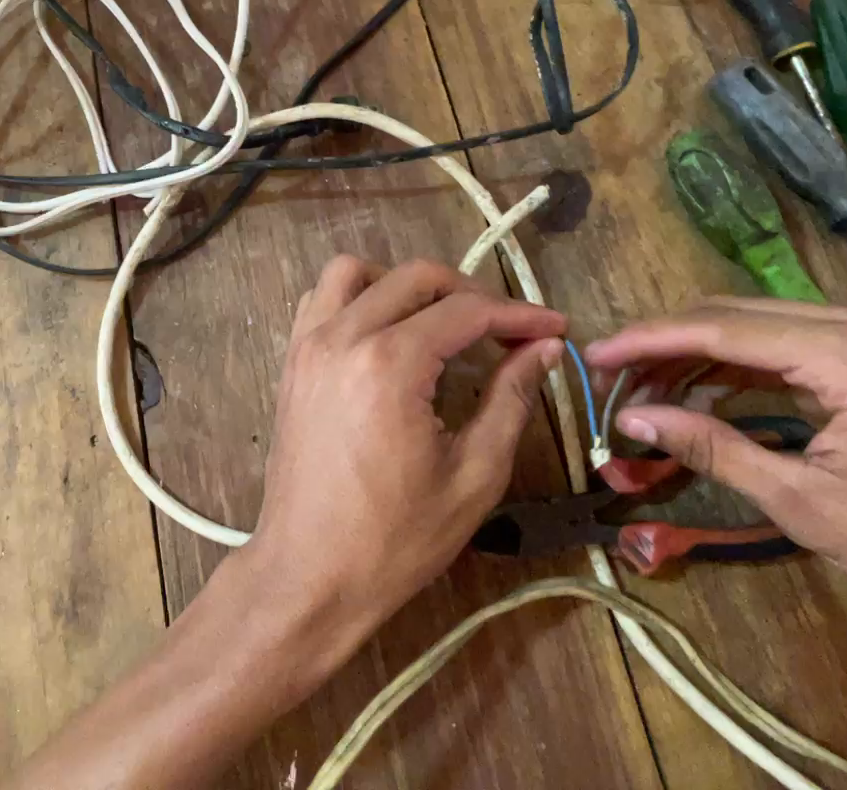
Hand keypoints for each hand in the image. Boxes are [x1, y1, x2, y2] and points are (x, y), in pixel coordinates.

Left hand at [243, 256, 564, 651]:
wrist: (308, 574)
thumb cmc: (395, 540)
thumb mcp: (473, 476)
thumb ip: (511, 400)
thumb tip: (542, 349)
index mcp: (390, 364)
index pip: (466, 311)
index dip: (519, 314)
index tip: (555, 329)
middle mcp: (342, 337)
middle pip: (415, 277)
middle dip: (471, 293)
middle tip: (507, 331)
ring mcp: (307, 345)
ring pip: (355, 272)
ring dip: (405, 284)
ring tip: (440, 322)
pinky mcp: (291, 362)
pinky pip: (320, 299)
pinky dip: (357, 298)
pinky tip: (385, 333)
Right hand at [585, 298, 846, 627]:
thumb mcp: (808, 504)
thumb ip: (714, 448)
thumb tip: (630, 416)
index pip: (720, 327)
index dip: (646, 340)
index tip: (591, 357)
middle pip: (734, 312)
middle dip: (666, 344)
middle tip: (613, 383)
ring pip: (760, 321)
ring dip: (699, 352)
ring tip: (648, 391)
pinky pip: (794, 338)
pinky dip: (742, 360)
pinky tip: (706, 389)